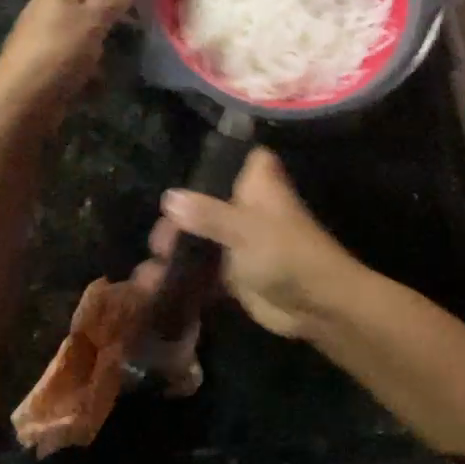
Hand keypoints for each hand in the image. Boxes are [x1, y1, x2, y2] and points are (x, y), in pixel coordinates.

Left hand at [0, 0, 133, 121]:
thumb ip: (110, 1)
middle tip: (129, 40)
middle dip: (105, 27)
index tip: (134, 13)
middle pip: (82, 14)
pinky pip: (69, 66)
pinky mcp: (39, 70)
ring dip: (96, 54)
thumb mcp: (92, 21)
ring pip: (77, 42)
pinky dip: (83, 74)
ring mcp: (40, 43)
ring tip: (115, 66)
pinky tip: (95, 87)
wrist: (22, 100)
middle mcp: (44, 14)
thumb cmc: (60, 52)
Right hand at [136, 149, 363, 339]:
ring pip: (202, 238)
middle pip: (205, 203)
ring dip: (176, 252)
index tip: (184, 170)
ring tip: (149, 268)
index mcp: (257, 185)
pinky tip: (155, 286)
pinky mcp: (235, 274)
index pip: (237, 158)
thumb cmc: (285, 252)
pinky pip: (203, 271)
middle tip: (159, 241)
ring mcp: (241, 242)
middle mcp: (247, 207)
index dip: (214, 161)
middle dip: (178, 221)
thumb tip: (169, 198)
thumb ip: (206, 214)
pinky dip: (183, 278)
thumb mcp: (243, 228)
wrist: (315, 305)